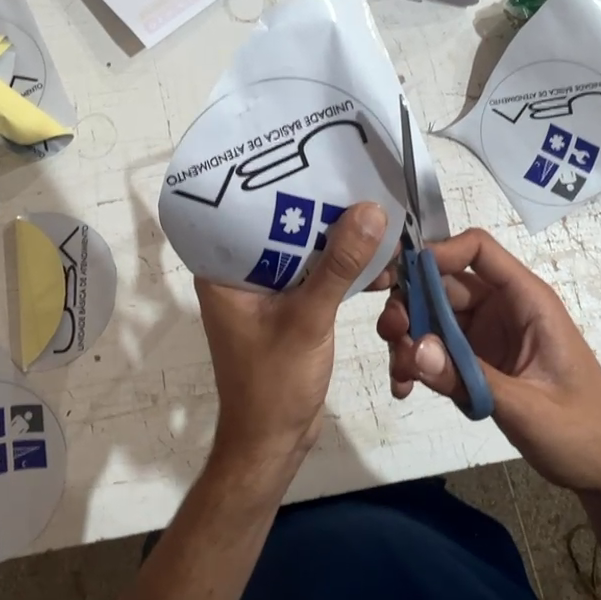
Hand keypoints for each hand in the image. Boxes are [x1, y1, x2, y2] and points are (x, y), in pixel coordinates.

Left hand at [195, 202, 388, 471]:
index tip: (312, 154)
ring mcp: (264, 293)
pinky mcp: (287, 310)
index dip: (277, 183)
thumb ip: (338, 266)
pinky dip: (341, 271)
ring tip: (376, 216)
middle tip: (355, 177)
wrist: (274, 445)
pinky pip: (314, 277)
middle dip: (318, 208)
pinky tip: (378, 262)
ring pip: (302, 252)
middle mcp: (239, 275)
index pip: (244, 210)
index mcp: (222, 270)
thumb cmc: (274, 383)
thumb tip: (371, 209)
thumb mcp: (307, 319)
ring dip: (337, 242)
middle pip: (280, 227)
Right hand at [377, 228, 600, 493]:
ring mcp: (487, 333)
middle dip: (410, 303)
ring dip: (408, 337)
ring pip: (433, 315)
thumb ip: (469, 378)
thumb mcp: (527, 408)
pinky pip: (437, 347)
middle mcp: (503, 308)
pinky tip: (405, 388)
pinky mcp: (477, 359)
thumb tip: (414, 348)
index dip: (439, 252)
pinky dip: (417, 362)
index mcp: (528, 301)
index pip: (479, 250)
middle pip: (444, 283)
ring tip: (398, 374)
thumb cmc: (582, 433)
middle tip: (390, 337)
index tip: (402, 279)